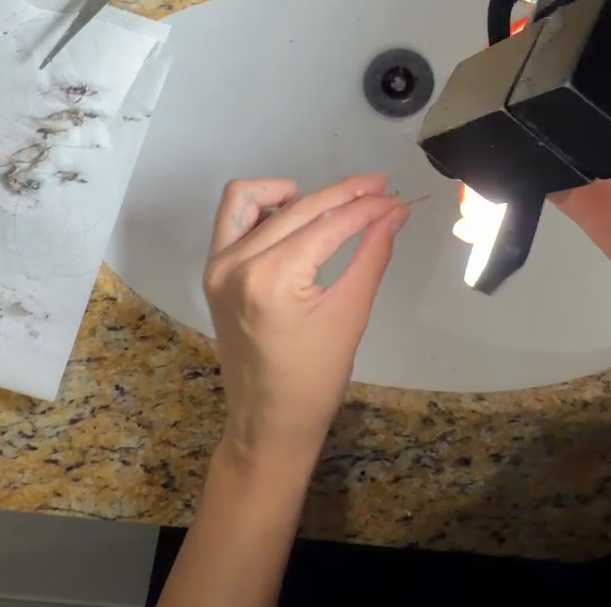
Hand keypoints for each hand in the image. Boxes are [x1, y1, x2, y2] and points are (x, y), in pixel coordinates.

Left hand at [204, 173, 409, 464]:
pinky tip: (295, 218)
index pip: (328, 225)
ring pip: (255, 198)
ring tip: (335, 204)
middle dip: (345, 195)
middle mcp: (236, 263)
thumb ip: (372, 254)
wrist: (269, 422)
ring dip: (298, 194)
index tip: (396, 198)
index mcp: (271, 278)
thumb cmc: (315, 379)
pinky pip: (234, 217)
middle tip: (382, 189)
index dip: (367, 207)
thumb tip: (394, 212)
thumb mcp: (351, 314)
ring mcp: (218, 265)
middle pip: (299, 207)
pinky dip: (264, 207)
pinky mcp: (214, 270)